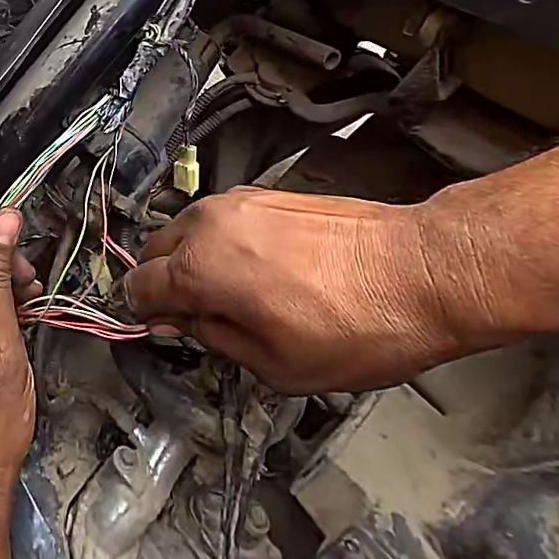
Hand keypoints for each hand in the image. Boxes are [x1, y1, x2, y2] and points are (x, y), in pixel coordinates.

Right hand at [123, 188, 498, 392]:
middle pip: (153, 252)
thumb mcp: (275, 364)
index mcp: (198, 268)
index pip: (139, 286)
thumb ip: (211, 338)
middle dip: (162, 283)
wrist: (420, 268)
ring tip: (229, 292)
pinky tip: (255, 268)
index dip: (143, 312)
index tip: (160, 326)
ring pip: (183, 230)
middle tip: (194, 315)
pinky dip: (217, 242)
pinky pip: (216, 219)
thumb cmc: (357, 324)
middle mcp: (206, 224)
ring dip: (189, 259)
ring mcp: (234, 202)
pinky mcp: (260, 194)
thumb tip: (179, 323)